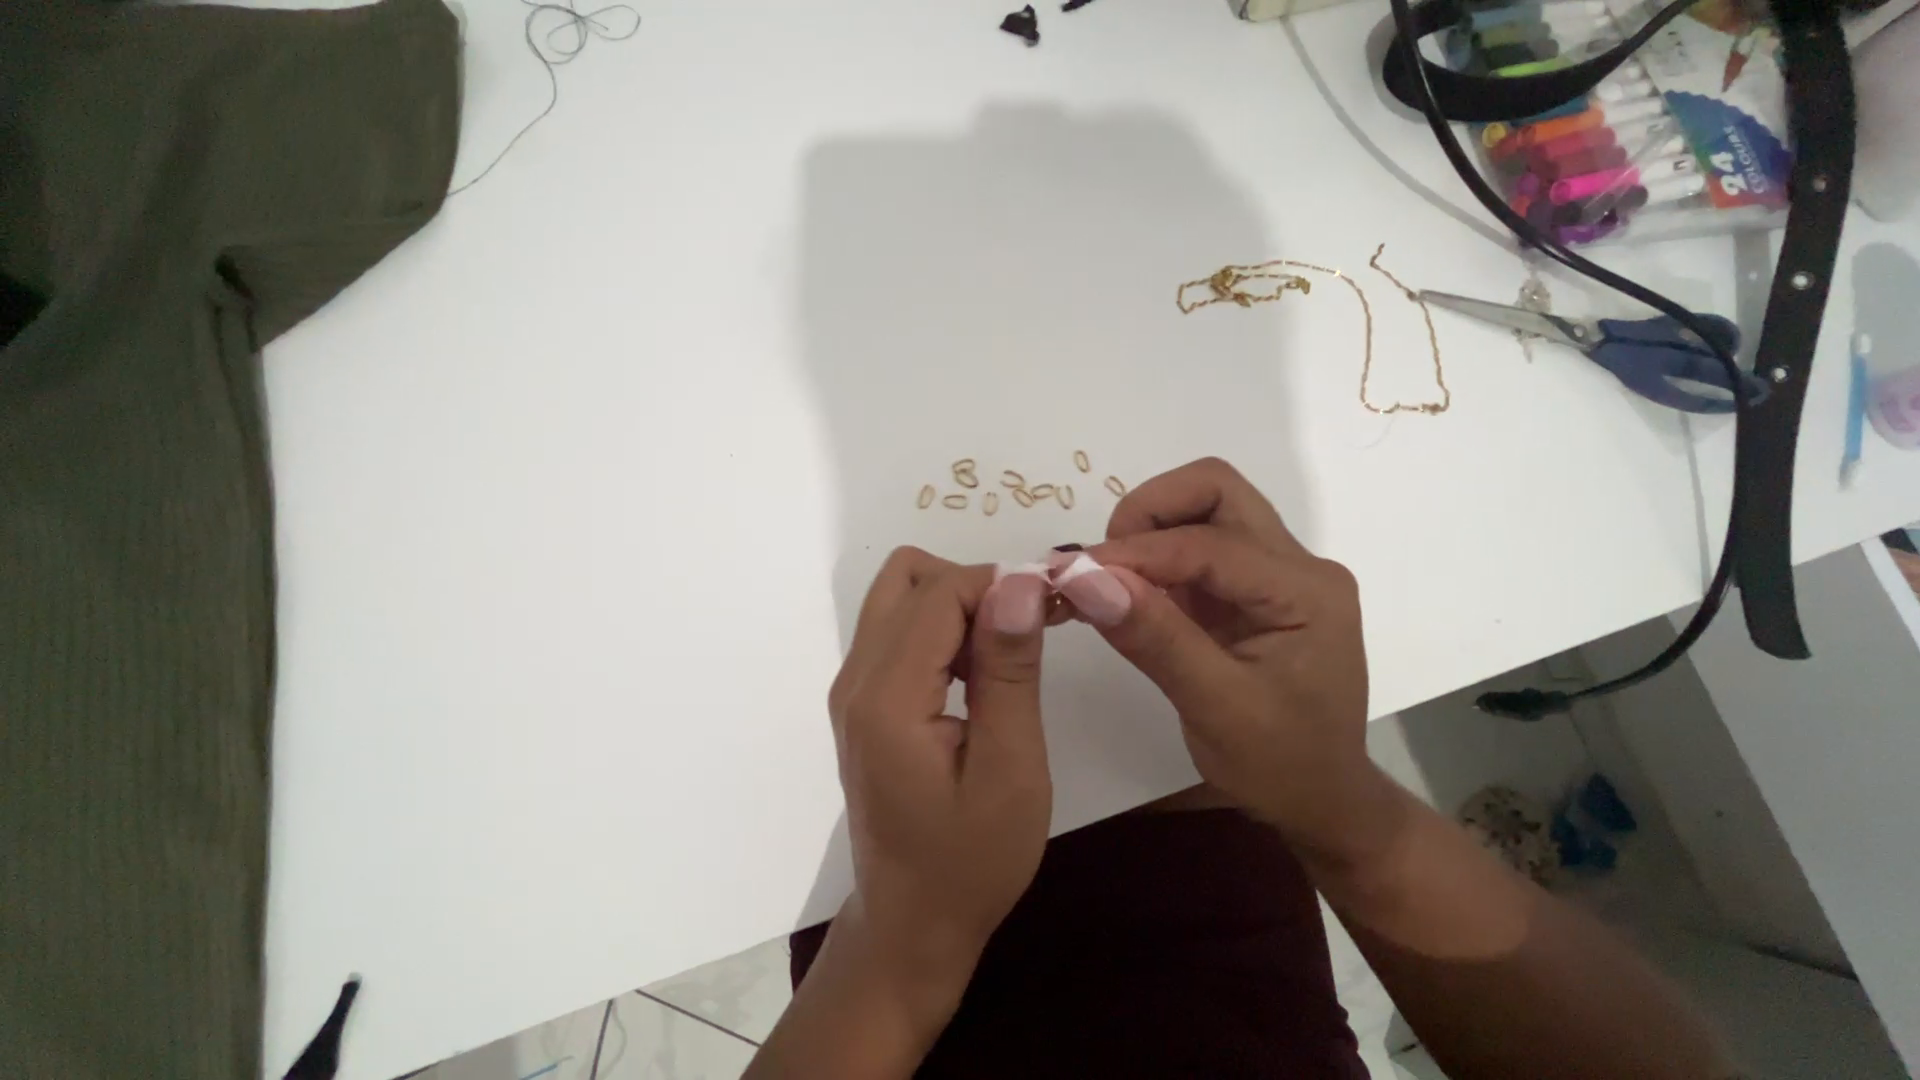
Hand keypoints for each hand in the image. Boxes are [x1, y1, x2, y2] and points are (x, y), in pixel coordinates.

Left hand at [826, 548, 1052, 994]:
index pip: (940, 593)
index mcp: (887, 698)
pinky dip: (944, 629)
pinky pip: (899, 632)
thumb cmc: (971, 860)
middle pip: (908, 578)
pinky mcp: (863, 702)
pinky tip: (982, 672)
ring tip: (1011, 650)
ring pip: (900, 598)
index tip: (1059, 601)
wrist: (912, 923)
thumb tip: (1020, 580)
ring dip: (960, 603)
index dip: (1003, 582)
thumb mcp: (1010, 770)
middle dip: (977, 585)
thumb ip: (1010, 670)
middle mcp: (856, 680)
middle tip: (1033, 625)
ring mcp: (853, 690)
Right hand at [1051, 458, 1393, 862]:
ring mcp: (1274, 574)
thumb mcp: (1215, 707)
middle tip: (1102, 563)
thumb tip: (1081, 579)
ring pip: (1205, 508)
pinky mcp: (1248, 590)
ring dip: (1149, 530)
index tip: (1068, 574)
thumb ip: (1153, 637)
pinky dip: (1153, 560)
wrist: (1321, 799)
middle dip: (1149, 511)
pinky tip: (1122, 594)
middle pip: (1216, 491)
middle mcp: (1297, 566)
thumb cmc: (1280, 764)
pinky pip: (1196, 548)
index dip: (1134, 553)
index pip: (1208, 543)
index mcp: (1305, 590)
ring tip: (1107, 580)